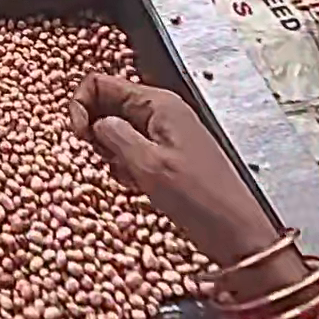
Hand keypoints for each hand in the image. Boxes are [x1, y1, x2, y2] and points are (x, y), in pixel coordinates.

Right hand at [69, 75, 279, 265]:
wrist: (238, 235)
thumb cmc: (197, 197)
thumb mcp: (146, 163)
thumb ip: (112, 134)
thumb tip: (93, 121)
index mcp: (157, 103)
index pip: (99, 84)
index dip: (81, 105)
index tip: (79, 136)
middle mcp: (160, 111)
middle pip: (105, 104)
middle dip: (94, 131)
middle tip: (105, 158)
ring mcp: (163, 132)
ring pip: (114, 128)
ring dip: (109, 151)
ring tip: (128, 174)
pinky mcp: (165, 153)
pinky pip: (129, 148)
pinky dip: (123, 164)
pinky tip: (137, 182)